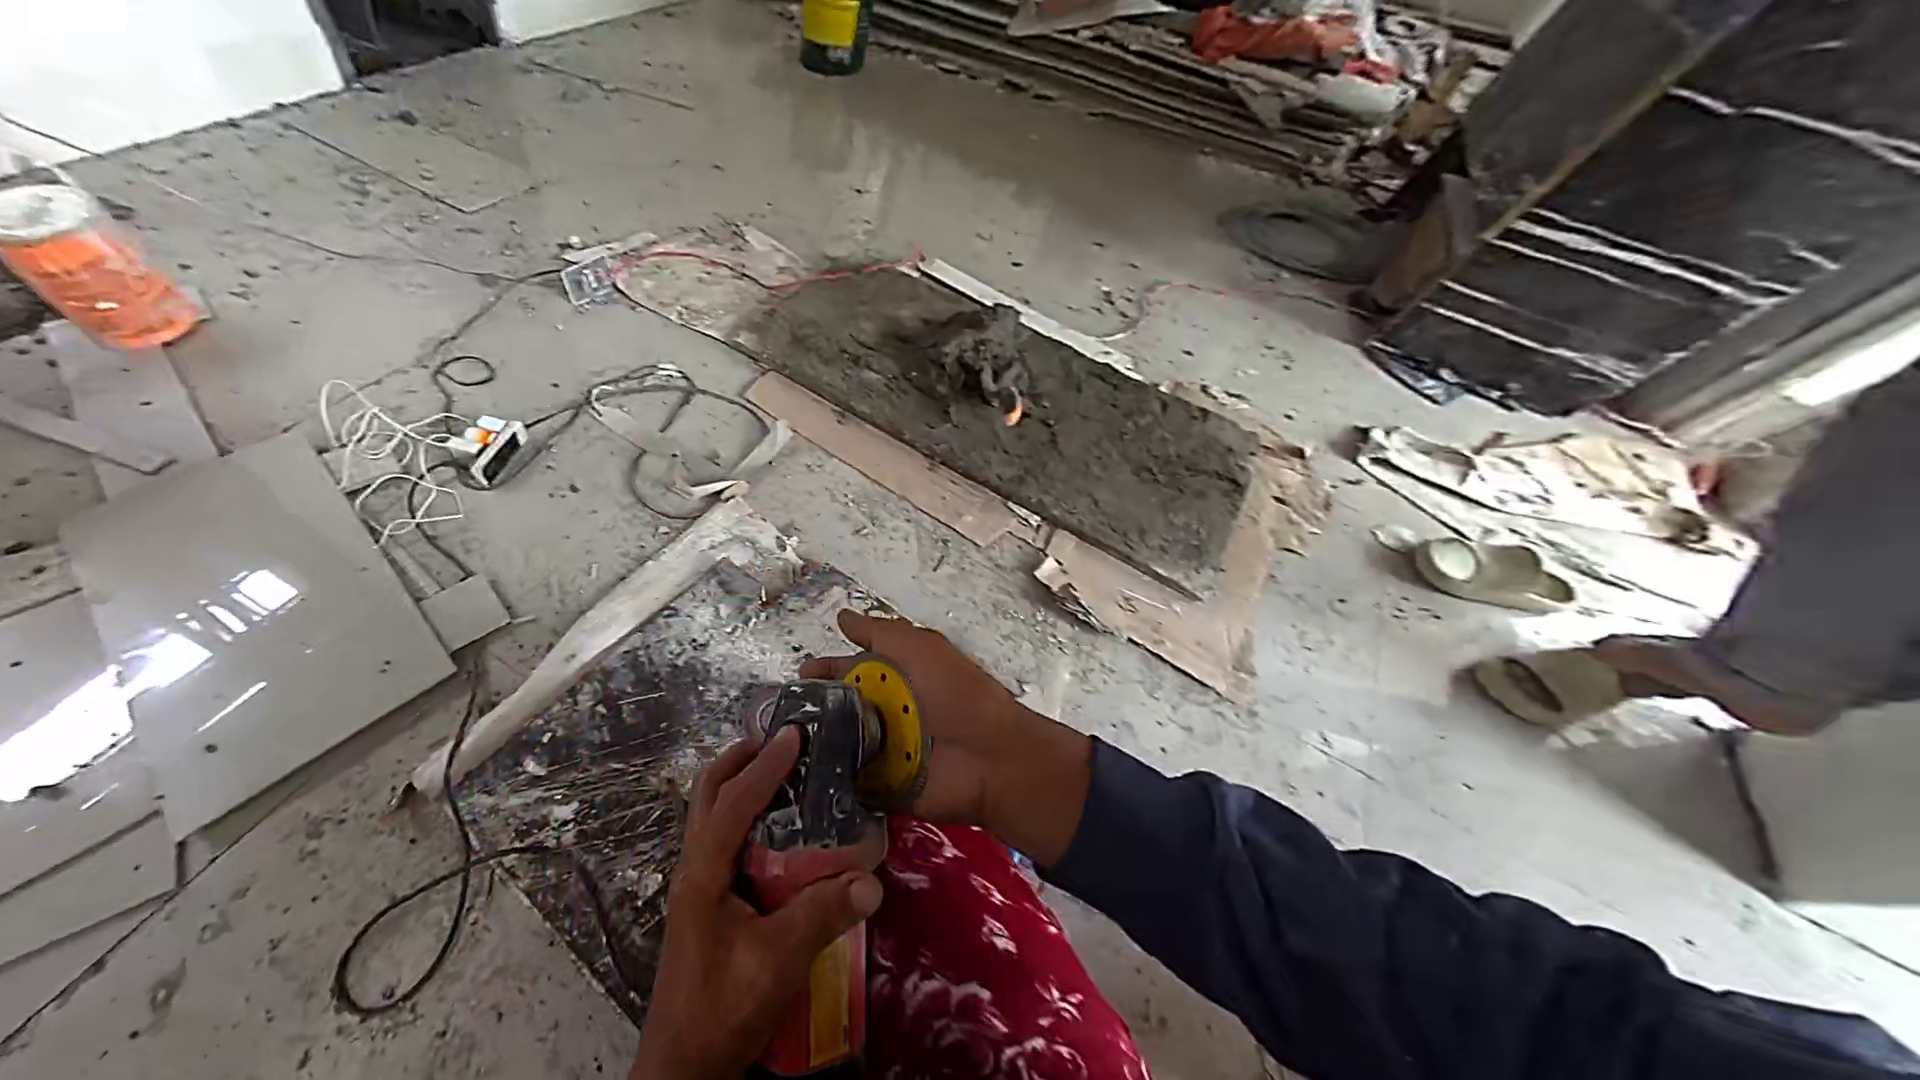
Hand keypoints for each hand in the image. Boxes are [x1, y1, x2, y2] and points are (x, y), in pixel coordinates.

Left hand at [631, 728, 882, 1079]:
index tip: (794, 734)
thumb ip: (822, 918)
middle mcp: (694, 868)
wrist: (684, 1066)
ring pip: (713, 811)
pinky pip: (727, 834)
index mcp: (703, 875)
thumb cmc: (722, 1010)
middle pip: (709, 793)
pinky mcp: (710, 896)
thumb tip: (872, 880)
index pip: (731, 804)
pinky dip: (750, 809)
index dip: (764, 767)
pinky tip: (786, 822)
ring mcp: (699, 882)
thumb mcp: (776, 963)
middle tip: (785, 738)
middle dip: (742, 757)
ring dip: (744, 779)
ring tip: (788, 766)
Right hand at [801, 610, 1091, 866]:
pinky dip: (826, 783)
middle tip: (780, 718)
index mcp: (898, 678)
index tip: (798, 678)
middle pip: (838, 710)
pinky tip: (795, 782)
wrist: (990, 759)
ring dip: (810, 749)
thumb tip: (843, 616)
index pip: (851, 670)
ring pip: (837, 747)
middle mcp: (888, 714)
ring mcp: (884, 754)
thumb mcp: (922, 649)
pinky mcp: (883, 789)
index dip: (825, 671)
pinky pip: (846, 784)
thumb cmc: (958, 695)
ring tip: (780, 750)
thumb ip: (881, 633)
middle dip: (809, 712)